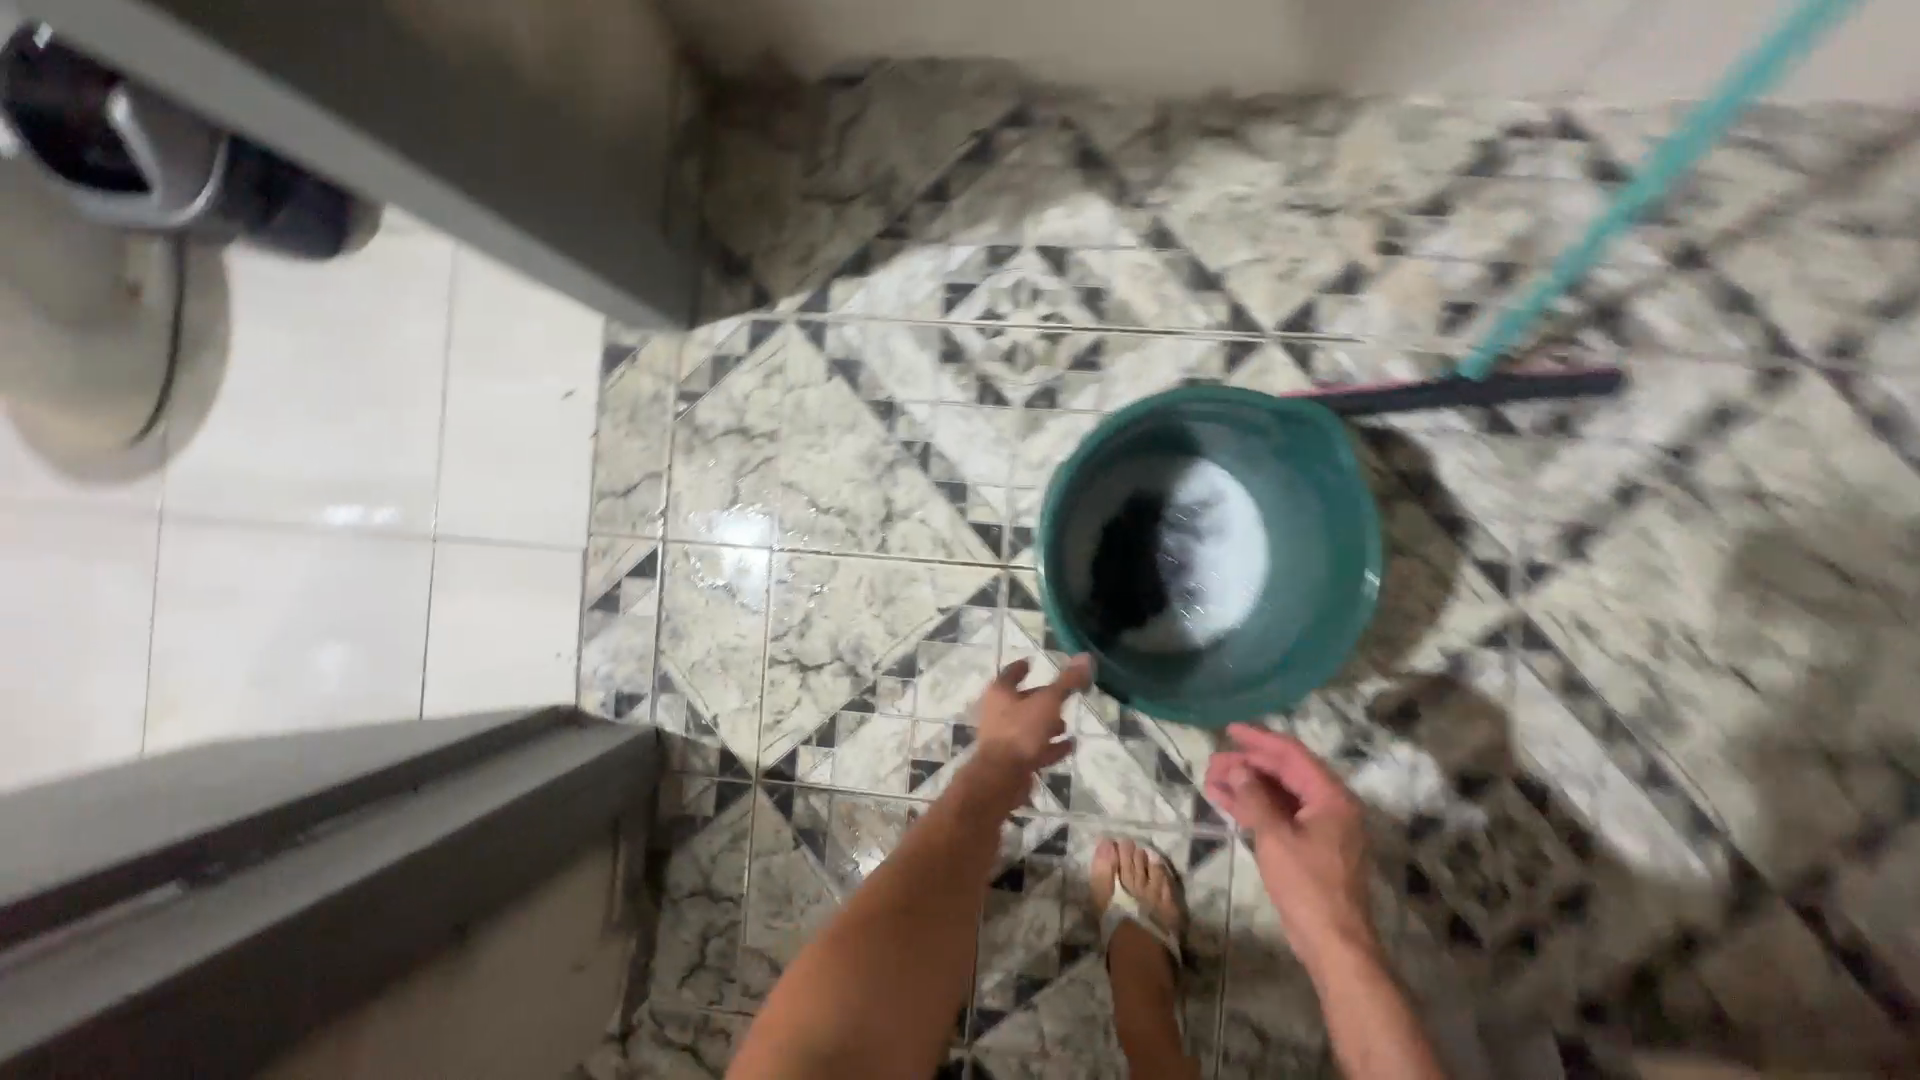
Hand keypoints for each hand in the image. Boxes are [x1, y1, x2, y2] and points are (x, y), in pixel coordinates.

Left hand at [971, 655, 1092, 776]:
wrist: (1001, 777)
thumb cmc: (1020, 731)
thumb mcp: (1048, 702)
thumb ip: (1067, 682)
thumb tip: (1086, 657)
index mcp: (999, 694)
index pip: (1010, 674)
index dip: (1021, 668)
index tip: (1031, 663)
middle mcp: (996, 714)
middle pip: (1021, 702)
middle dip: (1040, 700)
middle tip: (1061, 697)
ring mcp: (1003, 739)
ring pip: (1028, 727)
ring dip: (1047, 725)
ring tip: (1066, 725)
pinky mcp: (1012, 761)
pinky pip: (1034, 749)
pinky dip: (1050, 747)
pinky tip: (1069, 746)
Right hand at [1204, 723, 1378, 974]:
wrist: (1334, 942)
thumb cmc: (1308, 886)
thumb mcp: (1276, 837)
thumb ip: (1254, 798)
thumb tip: (1237, 770)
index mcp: (1332, 797)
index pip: (1292, 755)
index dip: (1259, 739)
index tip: (1230, 730)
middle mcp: (1331, 806)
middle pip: (1285, 773)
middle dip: (1248, 766)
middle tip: (1212, 764)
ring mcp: (1322, 827)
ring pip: (1280, 795)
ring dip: (1247, 786)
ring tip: (1211, 780)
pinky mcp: (1311, 846)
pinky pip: (1280, 815)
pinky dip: (1254, 807)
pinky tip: (1226, 802)